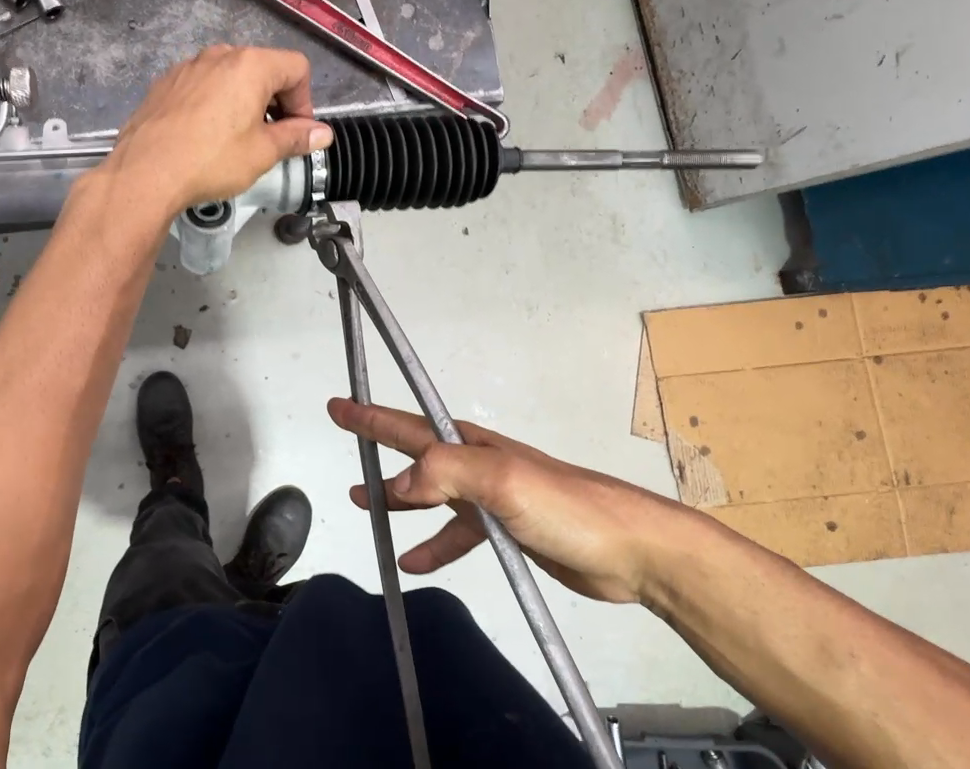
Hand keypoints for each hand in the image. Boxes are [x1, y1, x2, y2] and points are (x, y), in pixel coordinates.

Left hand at [100, 45, 332, 212]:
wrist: (144, 172)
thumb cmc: (210, 160)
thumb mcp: (262, 152)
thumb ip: (296, 137)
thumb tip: (322, 134)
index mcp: (249, 65)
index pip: (296, 67)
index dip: (304, 100)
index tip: (296, 132)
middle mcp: (218, 55)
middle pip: (263, 68)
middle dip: (275, 101)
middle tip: (271, 139)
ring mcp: (187, 68)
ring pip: (229, 77)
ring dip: (243, 102)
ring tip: (237, 140)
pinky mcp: (165, 84)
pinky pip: (202, 86)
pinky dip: (214, 104)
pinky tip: (205, 137)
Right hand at [327, 398, 696, 604]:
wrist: (632, 551)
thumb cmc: (567, 507)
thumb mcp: (502, 480)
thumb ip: (447, 473)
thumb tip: (399, 480)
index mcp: (470, 445)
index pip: (407, 426)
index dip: (370, 417)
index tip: (337, 406)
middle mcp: (476, 465)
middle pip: (415, 455)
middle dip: (378, 447)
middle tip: (346, 442)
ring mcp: (491, 498)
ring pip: (431, 497)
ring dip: (399, 500)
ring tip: (366, 505)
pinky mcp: (506, 532)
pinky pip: (456, 535)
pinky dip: (434, 546)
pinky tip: (415, 562)